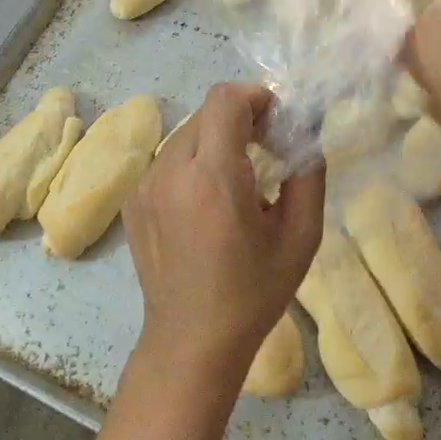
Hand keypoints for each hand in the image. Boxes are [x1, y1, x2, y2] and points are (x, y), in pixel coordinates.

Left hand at [123, 83, 325, 374]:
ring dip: (216, 141)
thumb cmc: (253, 293)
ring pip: (186, 134)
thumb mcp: (300, 237)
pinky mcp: (132, 201)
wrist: (191, 342)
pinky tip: (208, 205)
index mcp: (212, 177)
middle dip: (240, 119)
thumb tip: (306, 132)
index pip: (225, 99)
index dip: (256, 97)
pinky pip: (168, 161)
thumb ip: (308, 174)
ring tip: (238, 181)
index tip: (278, 124)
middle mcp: (169, 171)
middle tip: (267, 150)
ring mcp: (144, 185)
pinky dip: (193, 164)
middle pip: (206, 113)